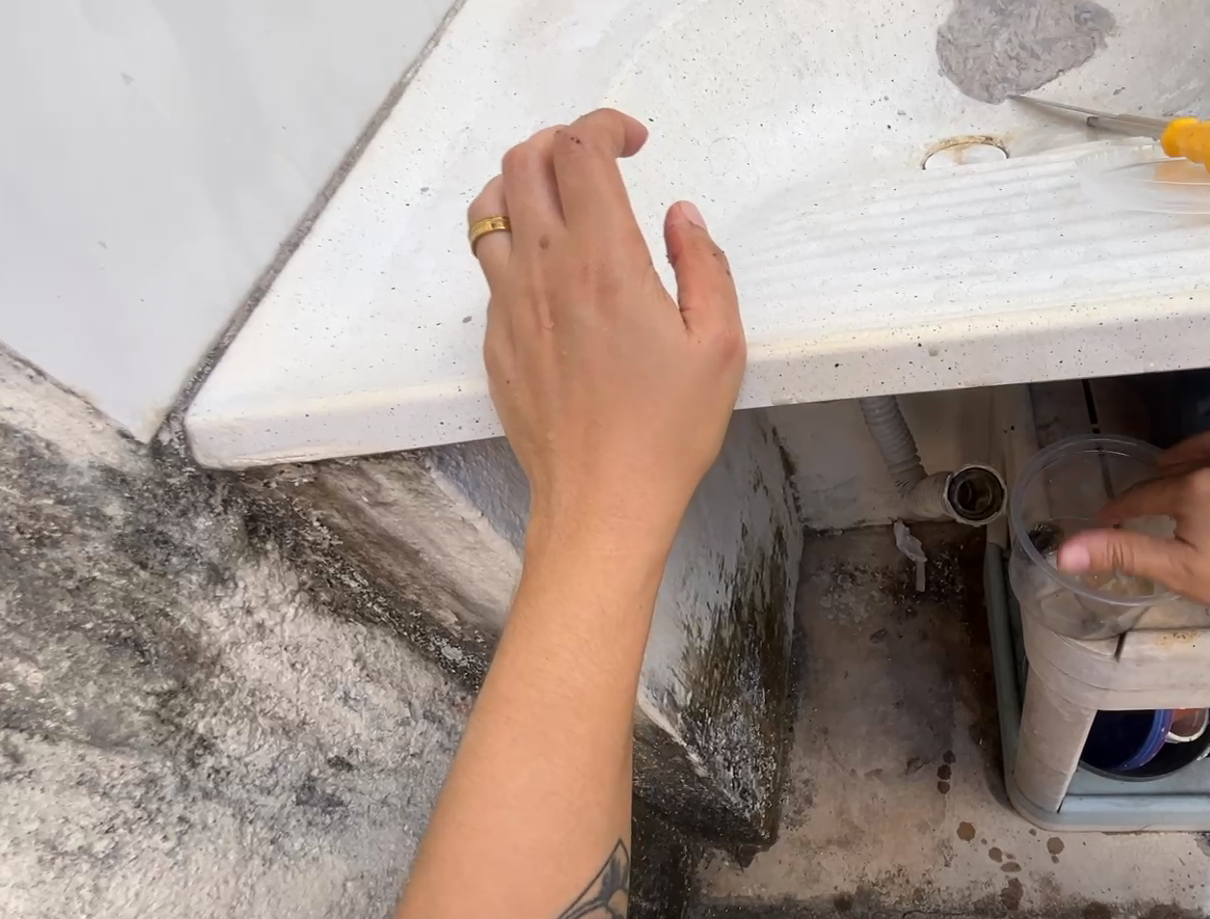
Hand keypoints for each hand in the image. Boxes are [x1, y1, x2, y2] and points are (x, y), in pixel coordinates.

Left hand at [468, 109, 744, 555]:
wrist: (604, 500)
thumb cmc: (668, 431)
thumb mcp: (720, 347)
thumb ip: (705, 266)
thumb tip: (680, 216)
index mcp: (605, 262)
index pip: (581, 151)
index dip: (604, 126)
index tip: (634, 140)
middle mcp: (545, 270)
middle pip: (523, 162)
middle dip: (561, 142)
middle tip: (599, 163)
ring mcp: (510, 305)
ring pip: (489, 206)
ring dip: (524, 184)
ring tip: (560, 203)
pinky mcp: (497, 341)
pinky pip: (491, 266)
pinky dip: (515, 243)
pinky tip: (552, 276)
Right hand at [1055, 427, 1209, 657]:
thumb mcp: (1182, 573)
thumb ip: (1120, 553)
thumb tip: (1061, 549)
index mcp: (1193, 487)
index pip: (1141, 497)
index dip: (1117, 512)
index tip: (1104, 524)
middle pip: (1178, 465)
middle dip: (1153, 481)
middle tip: (1142, 503)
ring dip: (1195, 451)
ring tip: (1182, 466)